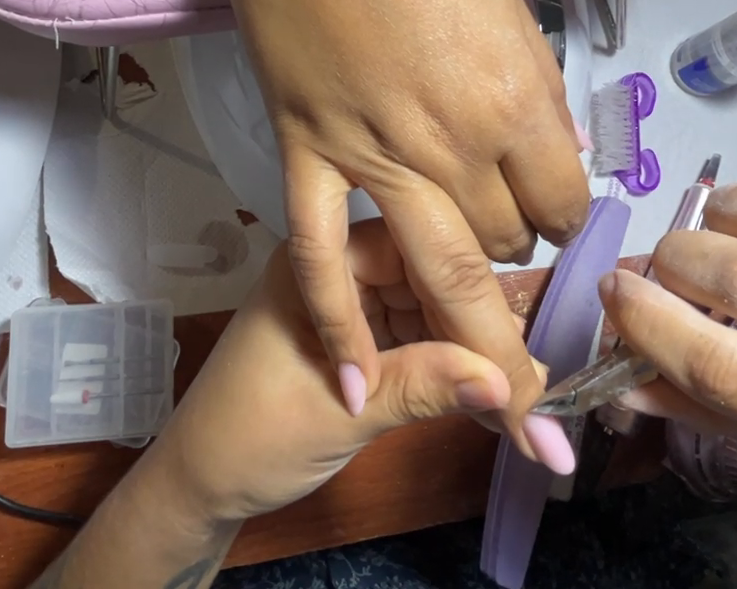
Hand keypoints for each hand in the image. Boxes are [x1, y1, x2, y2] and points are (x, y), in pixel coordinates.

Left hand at [145, 222, 518, 522]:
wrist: (199, 480)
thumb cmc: (249, 436)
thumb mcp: (337, 413)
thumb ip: (423, 388)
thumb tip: (509, 383)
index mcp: (322, 259)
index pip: (416, 257)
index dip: (474, 303)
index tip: (528, 353)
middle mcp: (340, 265)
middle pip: (429, 282)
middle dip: (480, 336)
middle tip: (537, 385)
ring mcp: (351, 298)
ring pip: (429, 311)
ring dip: (471, 356)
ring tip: (526, 398)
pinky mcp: (359, 332)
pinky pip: (415, 335)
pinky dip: (448, 367)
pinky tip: (488, 394)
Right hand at [221, 0, 586, 467]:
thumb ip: (524, 82)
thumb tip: (537, 141)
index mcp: (513, 92)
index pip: (562, 198)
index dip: (567, 221)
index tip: (558, 224)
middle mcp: (452, 140)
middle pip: (506, 244)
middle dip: (526, 278)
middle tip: (532, 302)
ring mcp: (372, 155)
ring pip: (436, 271)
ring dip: (470, 326)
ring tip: (495, 377)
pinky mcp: (304, 152)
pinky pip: (320, 256)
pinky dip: (338, 325)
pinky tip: (355, 385)